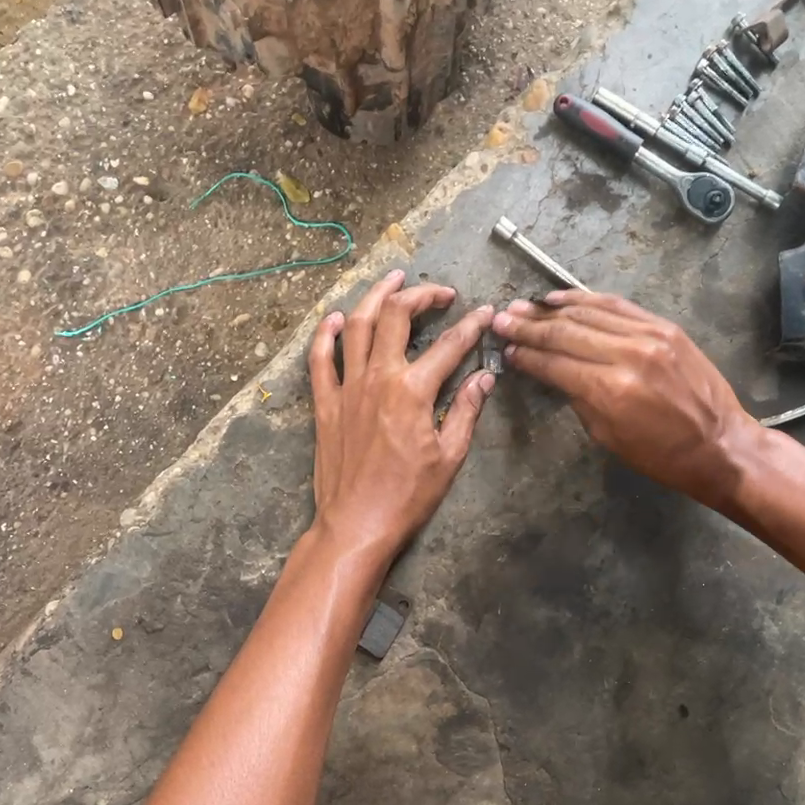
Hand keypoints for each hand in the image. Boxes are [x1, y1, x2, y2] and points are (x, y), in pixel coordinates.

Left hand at [308, 270, 495, 559]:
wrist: (356, 524)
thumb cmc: (407, 497)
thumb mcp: (449, 457)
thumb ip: (465, 411)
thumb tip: (483, 378)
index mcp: (412, 391)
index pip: (449, 345)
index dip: (471, 325)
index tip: (484, 312)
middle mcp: (377, 378)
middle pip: (396, 316)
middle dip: (421, 295)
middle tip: (439, 292)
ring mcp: (346, 388)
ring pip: (357, 325)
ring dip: (375, 296)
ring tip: (392, 280)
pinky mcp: (324, 404)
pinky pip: (320, 358)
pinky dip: (327, 333)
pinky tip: (338, 318)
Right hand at [492, 290, 757, 508]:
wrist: (719, 444)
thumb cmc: (659, 455)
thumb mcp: (607, 436)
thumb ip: (578, 398)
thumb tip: (553, 371)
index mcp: (609, 390)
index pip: (554, 363)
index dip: (526, 356)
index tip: (505, 348)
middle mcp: (626, 354)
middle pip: (566, 332)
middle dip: (529, 326)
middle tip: (502, 320)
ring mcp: (648, 335)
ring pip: (588, 313)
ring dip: (551, 309)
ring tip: (524, 306)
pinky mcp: (664, 327)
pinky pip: (616, 306)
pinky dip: (586, 300)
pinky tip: (562, 298)